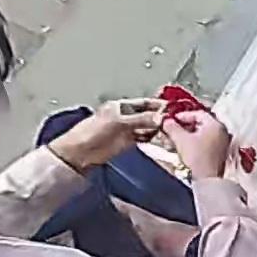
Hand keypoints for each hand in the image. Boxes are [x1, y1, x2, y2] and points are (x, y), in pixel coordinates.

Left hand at [47, 99, 164, 170]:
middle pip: (151, 115)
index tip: (175, 109)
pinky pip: (148, 137)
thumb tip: (162, 117)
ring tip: (170, 133)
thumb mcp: (119, 121)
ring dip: (160, 129)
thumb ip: (141, 119)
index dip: (160, 105)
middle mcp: (127, 116)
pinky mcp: (131, 141)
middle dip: (163, 118)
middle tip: (176, 123)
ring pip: (151, 126)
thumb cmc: (93, 133)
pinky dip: (155, 139)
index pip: (146, 102)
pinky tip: (162, 141)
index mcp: (122, 106)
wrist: (81, 153)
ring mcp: (130, 129)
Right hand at [162, 109, 234, 179]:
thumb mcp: (181, 139)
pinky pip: (207, 142)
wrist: (208, 178)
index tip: (171, 120)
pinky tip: (185, 146)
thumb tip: (166, 120)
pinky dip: (196, 141)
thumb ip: (172, 127)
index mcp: (216, 125)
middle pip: (202, 123)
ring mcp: (224, 142)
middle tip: (172, 129)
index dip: (183, 115)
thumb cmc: (196, 155)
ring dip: (189, 134)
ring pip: (204, 133)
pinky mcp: (221, 152)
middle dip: (185, 125)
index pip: (199, 114)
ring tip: (176, 138)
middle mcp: (223, 131)